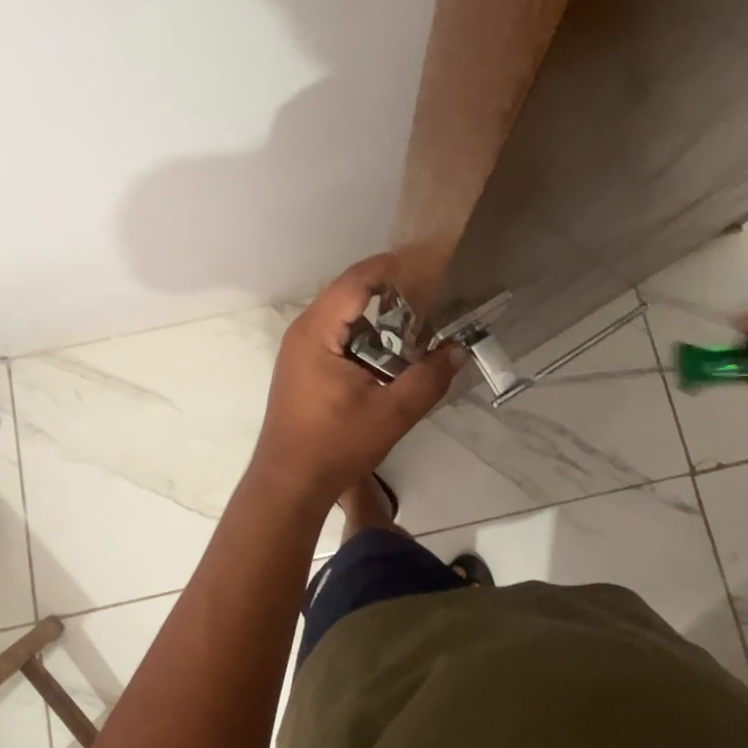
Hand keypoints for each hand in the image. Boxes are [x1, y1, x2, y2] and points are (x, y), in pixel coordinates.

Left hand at [247, 254, 462, 503]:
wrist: (289, 484)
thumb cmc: (334, 446)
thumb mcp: (391, 413)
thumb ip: (428, 378)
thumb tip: (458, 349)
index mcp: (316, 331)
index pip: (356, 280)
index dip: (392, 266)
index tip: (429, 264)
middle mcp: (303, 331)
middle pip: (348, 292)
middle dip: (390, 290)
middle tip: (432, 295)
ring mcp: (299, 349)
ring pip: (343, 315)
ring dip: (378, 315)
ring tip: (418, 322)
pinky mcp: (303, 367)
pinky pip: (336, 335)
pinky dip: (364, 334)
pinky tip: (391, 353)